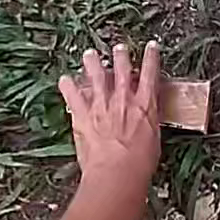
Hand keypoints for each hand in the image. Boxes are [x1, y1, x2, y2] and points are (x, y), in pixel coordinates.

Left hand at [57, 41, 161, 193]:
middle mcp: (124, 100)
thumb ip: (150, 121)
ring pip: (97, 77)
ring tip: (90, 53)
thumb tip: (149, 116)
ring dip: (93, 63)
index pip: (151, 74)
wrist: (118, 172)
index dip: (151, 58)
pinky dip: (68, 86)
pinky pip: (73, 97)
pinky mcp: (83, 116)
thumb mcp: (155, 137)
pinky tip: (64, 79)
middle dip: (121, 56)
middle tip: (119, 47)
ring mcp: (102, 106)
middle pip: (123, 70)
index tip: (151, 47)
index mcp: (145, 105)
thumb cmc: (140, 162)